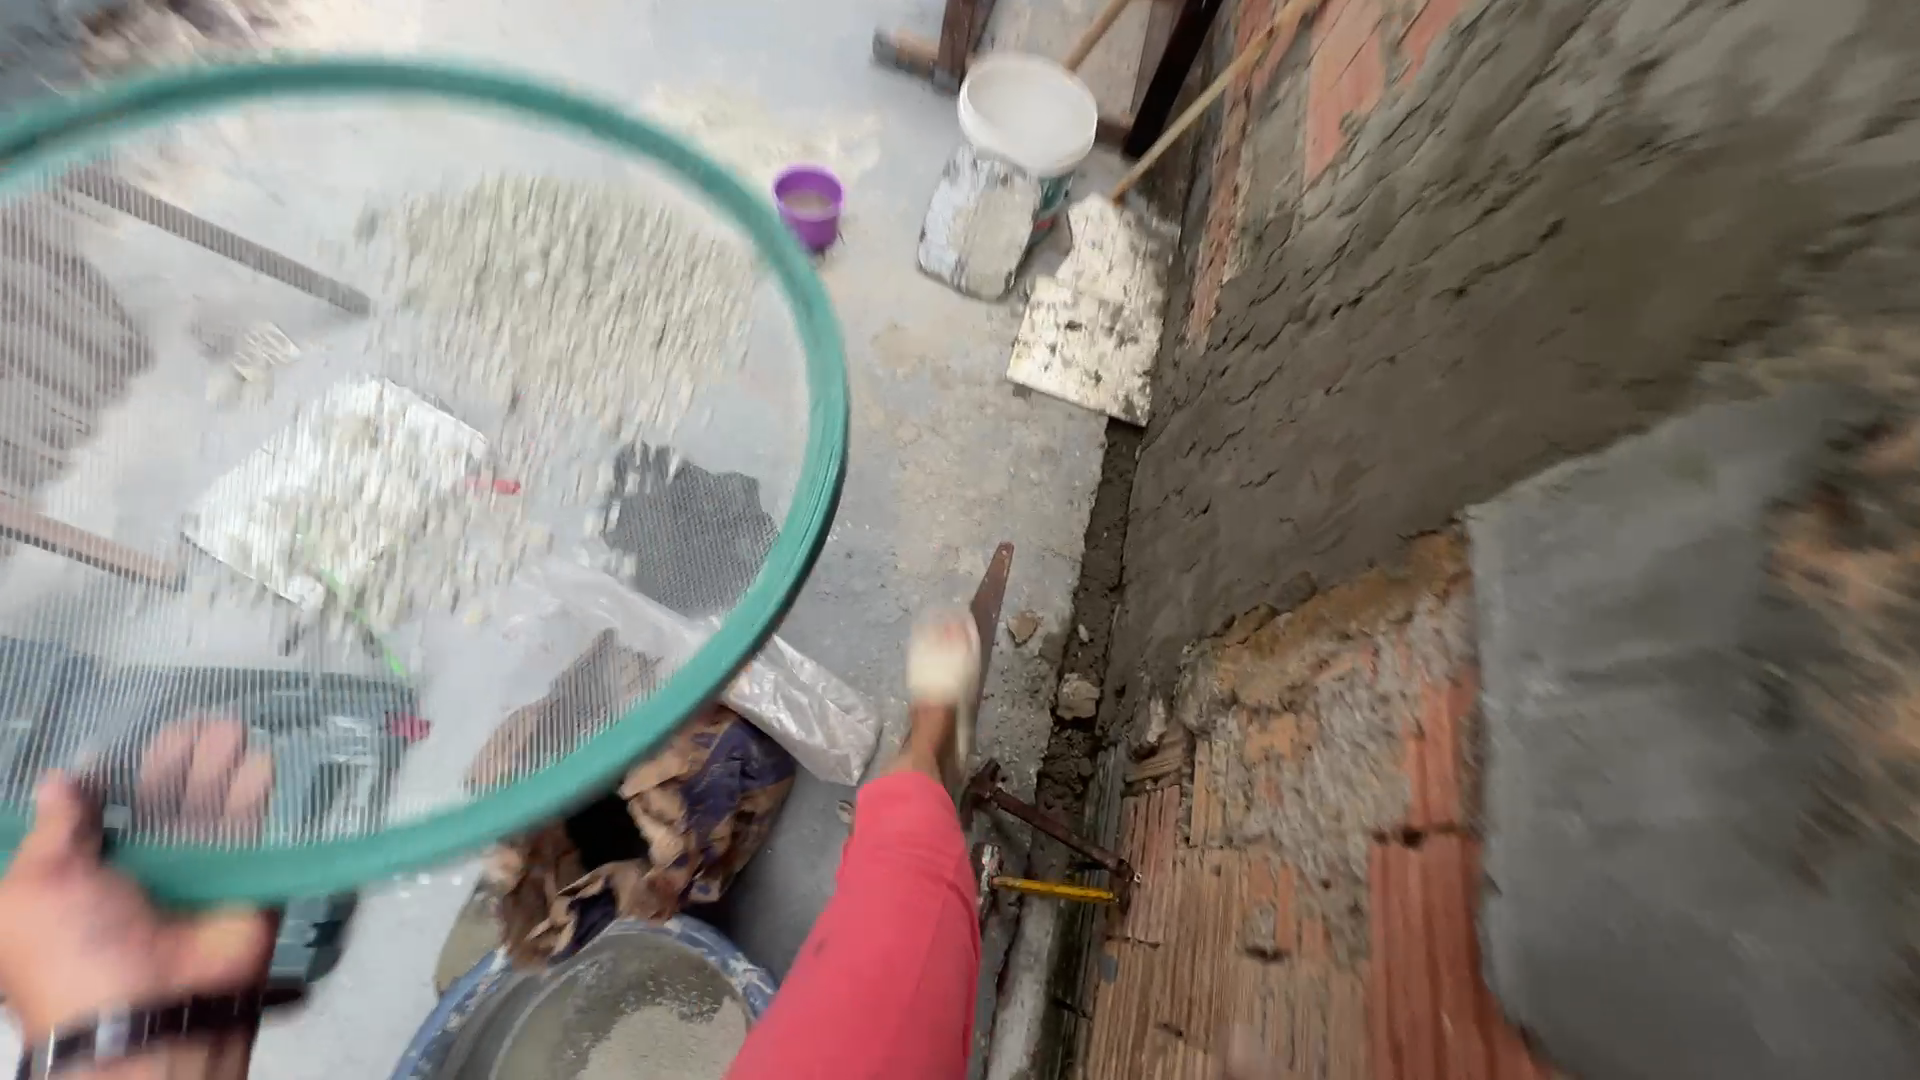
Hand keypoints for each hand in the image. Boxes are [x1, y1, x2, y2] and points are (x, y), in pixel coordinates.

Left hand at [0, 717, 276, 1078]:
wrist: (153, 994)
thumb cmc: (73, 946)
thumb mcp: (36, 888)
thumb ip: (55, 831)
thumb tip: (61, 778)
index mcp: (80, 872)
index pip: (99, 813)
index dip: (113, 777)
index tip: (129, 740)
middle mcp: (139, 864)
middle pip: (161, 801)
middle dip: (178, 760)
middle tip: (197, 722)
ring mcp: (197, 865)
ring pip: (210, 804)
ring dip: (221, 765)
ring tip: (232, 727)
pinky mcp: (243, 868)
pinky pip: (251, 824)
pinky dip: (258, 792)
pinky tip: (261, 762)